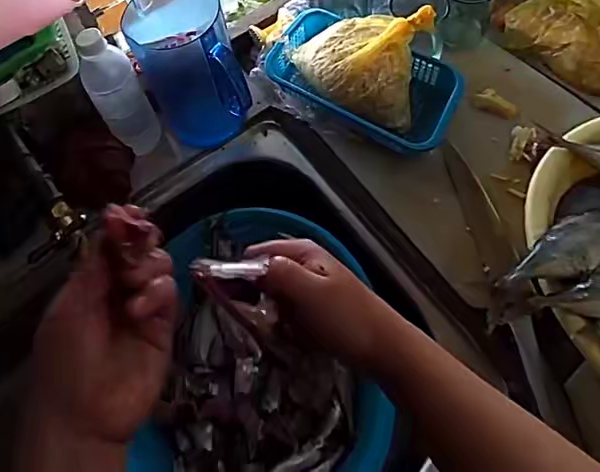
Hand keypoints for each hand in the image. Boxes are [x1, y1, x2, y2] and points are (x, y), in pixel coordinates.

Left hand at [23, 206, 175, 468]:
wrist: (82, 418)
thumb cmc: (63, 362)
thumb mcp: (69, 308)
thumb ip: (95, 265)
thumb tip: (111, 221)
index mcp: (92, 282)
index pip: (113, 243)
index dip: (122, 224)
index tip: (127, 211)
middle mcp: (119, 287)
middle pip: (141, 247)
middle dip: (141, 236)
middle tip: (139, 233)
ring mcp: (143, 304)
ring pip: (159, 263)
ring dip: (146, 265)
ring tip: (131, 283)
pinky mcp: (163, 323)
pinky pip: (168, 291)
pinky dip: (156, 291)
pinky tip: (138, 308)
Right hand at [245, 239, 407, 373]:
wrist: (384, 348)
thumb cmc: (347, 317)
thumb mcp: (311, 294)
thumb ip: (280, 274)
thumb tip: (247, 262)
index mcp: (301, 252)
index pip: (255, 254)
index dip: (234, 271)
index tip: (215, 294)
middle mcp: (302, 263)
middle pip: (260, 274)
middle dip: (249, 296)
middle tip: (243, 319)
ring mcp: (307, 286)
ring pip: (270, 297)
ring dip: (265, 314)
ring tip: (267, 330)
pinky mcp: (311, 309)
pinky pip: (283, 314)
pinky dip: (279, 325)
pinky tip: (284, 337)